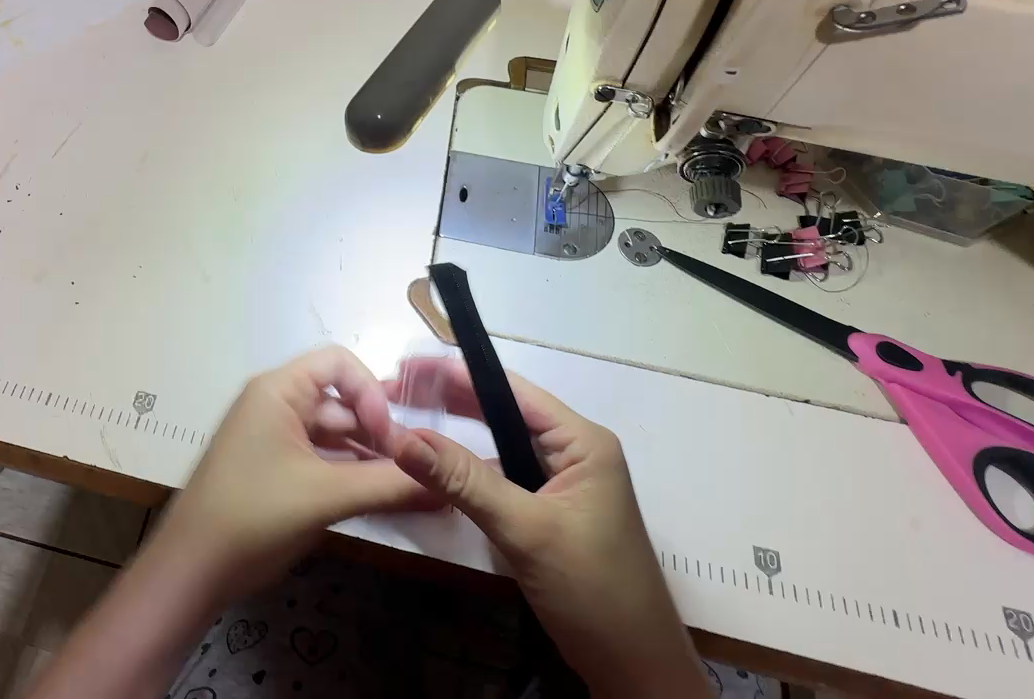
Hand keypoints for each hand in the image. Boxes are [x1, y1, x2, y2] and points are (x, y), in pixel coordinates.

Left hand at [152, 345, 432, 599]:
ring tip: (411, 487)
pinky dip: (352, 474)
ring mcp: (275, 438)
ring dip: (370, 457)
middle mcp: (276, 404)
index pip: (338, 363)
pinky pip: (323, 459)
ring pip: (336, 434)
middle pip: (341, 400)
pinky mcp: (277, 469)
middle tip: (415, 469)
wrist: (191, 572)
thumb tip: (445, 483)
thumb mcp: (326, 496)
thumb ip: (388, 484)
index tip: (392, 437)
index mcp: (278, 390)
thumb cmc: (253, 516)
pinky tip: (384, 498)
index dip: (371, 392)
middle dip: (379, 431)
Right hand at [386, 357, 708, 696]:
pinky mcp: (551, 508)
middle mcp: (574, 450)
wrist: (636, 670)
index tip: (409, 366)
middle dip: (451, 399)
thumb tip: (401, 437)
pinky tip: (437, 465)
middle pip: (503, 411)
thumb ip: (463, 481)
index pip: (511, 390)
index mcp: (582, 440)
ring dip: (457, 432)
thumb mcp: (525, 531)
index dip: (457, 374)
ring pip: (500, 443)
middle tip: (397, 388)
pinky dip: (469, 467)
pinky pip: (504, 474)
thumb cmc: (593, 592)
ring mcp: (563, 480)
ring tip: (407, 416)